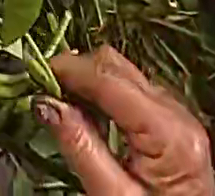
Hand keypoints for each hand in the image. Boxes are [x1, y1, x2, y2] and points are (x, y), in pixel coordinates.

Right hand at [35, 47, 214, 195]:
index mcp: (168, 132)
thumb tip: (45, 101)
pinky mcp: (172, 120)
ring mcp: (178, 113)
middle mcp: (177, 111)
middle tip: (44, 86)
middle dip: (78, 70)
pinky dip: (104, 92)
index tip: (37, 71)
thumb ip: (81, 147)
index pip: (110, 79)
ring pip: (123, 72)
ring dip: (89, 79)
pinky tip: (87, 111)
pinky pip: (132, 90)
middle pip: (117, 67)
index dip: (70, 69)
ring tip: (60, 98)